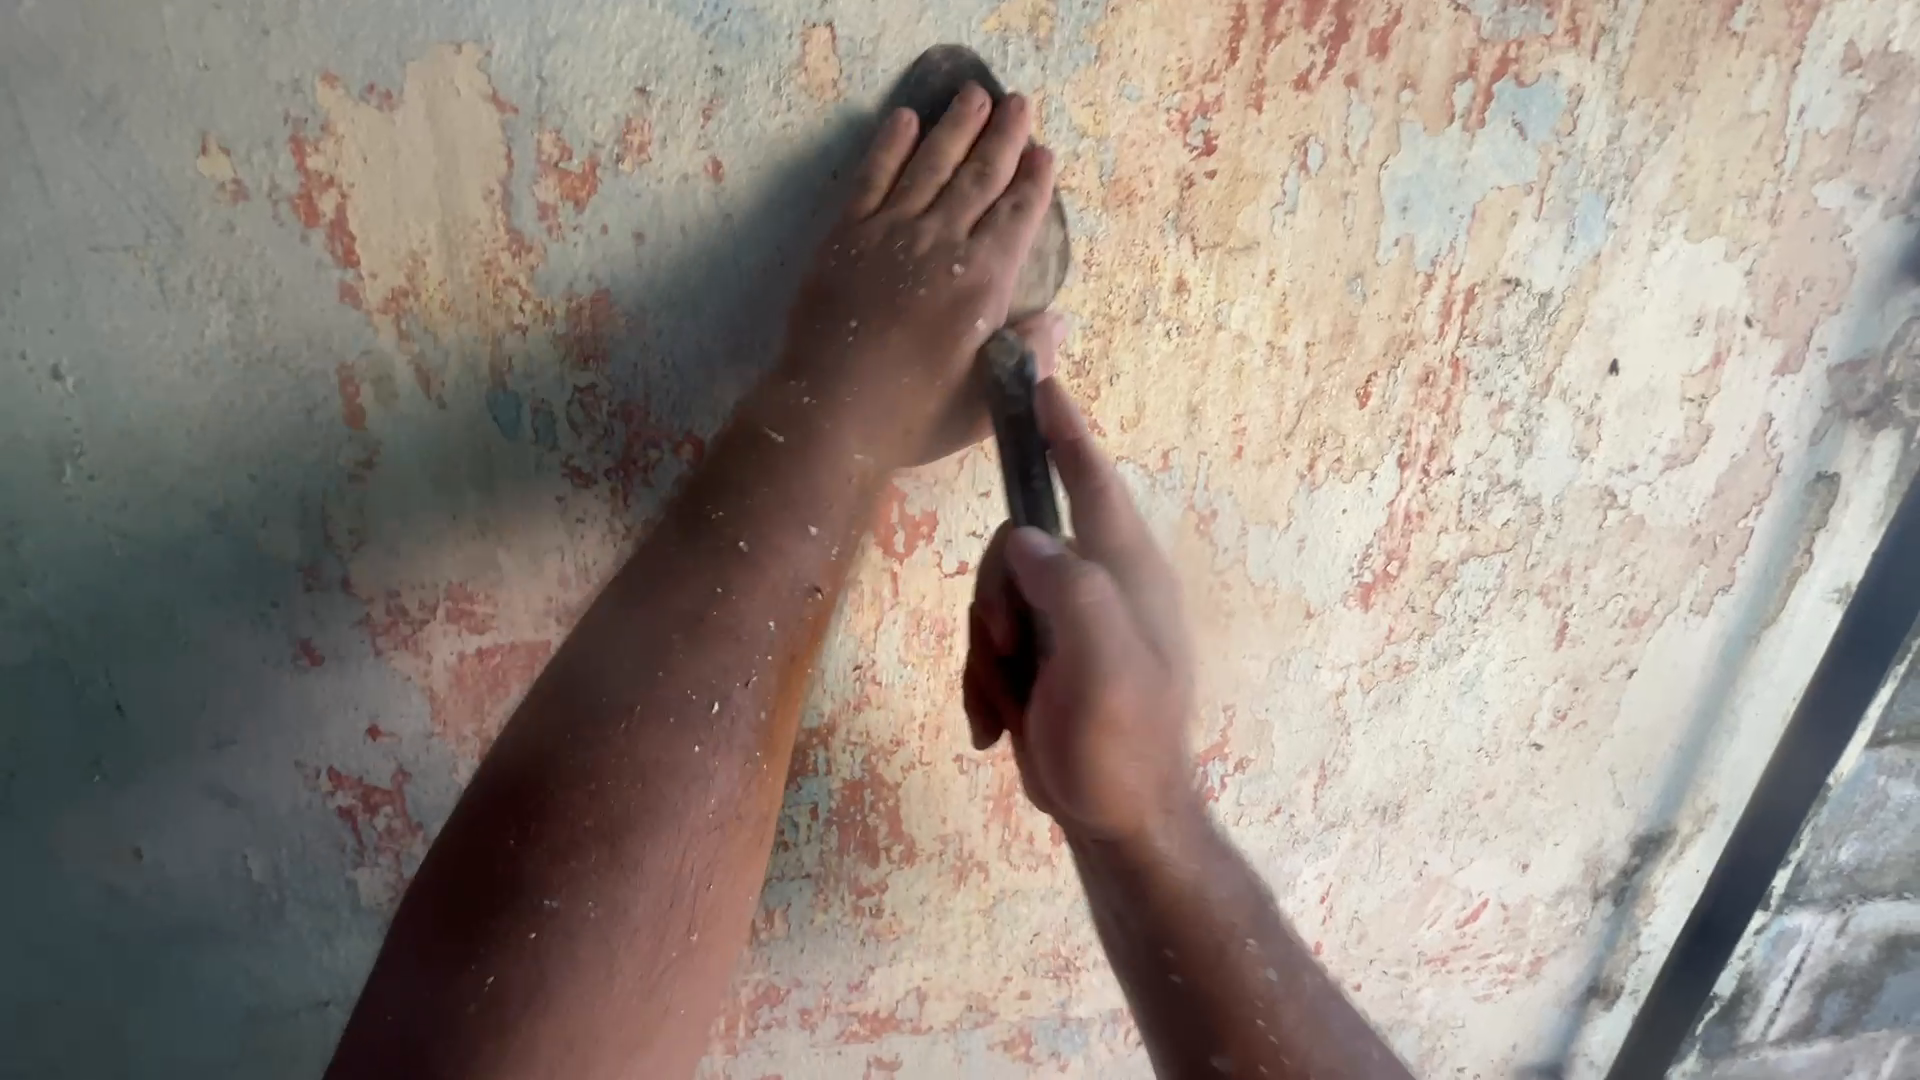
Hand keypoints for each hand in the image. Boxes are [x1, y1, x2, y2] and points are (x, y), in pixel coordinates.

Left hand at [782, 83, 1062, 467]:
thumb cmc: (913, 416)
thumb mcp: (986, 402)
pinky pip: (872, 177)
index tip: (1044, 153)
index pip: (1017, 217)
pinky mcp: (846, 236)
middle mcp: (942, 245)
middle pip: (979, 177)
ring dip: (956, 127)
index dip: (1033, 182)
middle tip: (1018, 103)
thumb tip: (1059, 321)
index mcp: (984, 283)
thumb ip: (1028, 357)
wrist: (831, 414)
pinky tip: (904, 121)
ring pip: (931, 165)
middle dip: (1003, 137)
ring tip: (974, 95)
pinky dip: (890, 145)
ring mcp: (891, 234)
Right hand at [963, 379, 1197, 844]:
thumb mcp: (1103, 665)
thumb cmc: (1122, 744)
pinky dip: (986, 681)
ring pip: (993, 597)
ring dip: (988, 654)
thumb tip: (1027, 540)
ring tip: (1012, 704)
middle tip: (1009, 653)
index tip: (1043, 386)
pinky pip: (989, 641)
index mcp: (1124, 572)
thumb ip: (1071, 590)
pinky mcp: (1042, 653)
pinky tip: (1001, 723)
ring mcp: (1066, 620)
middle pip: (1014, 547)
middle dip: (996, 601)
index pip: (1093, 482)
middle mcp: (1095, 583)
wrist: (1117, 818)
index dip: (1065, 433)